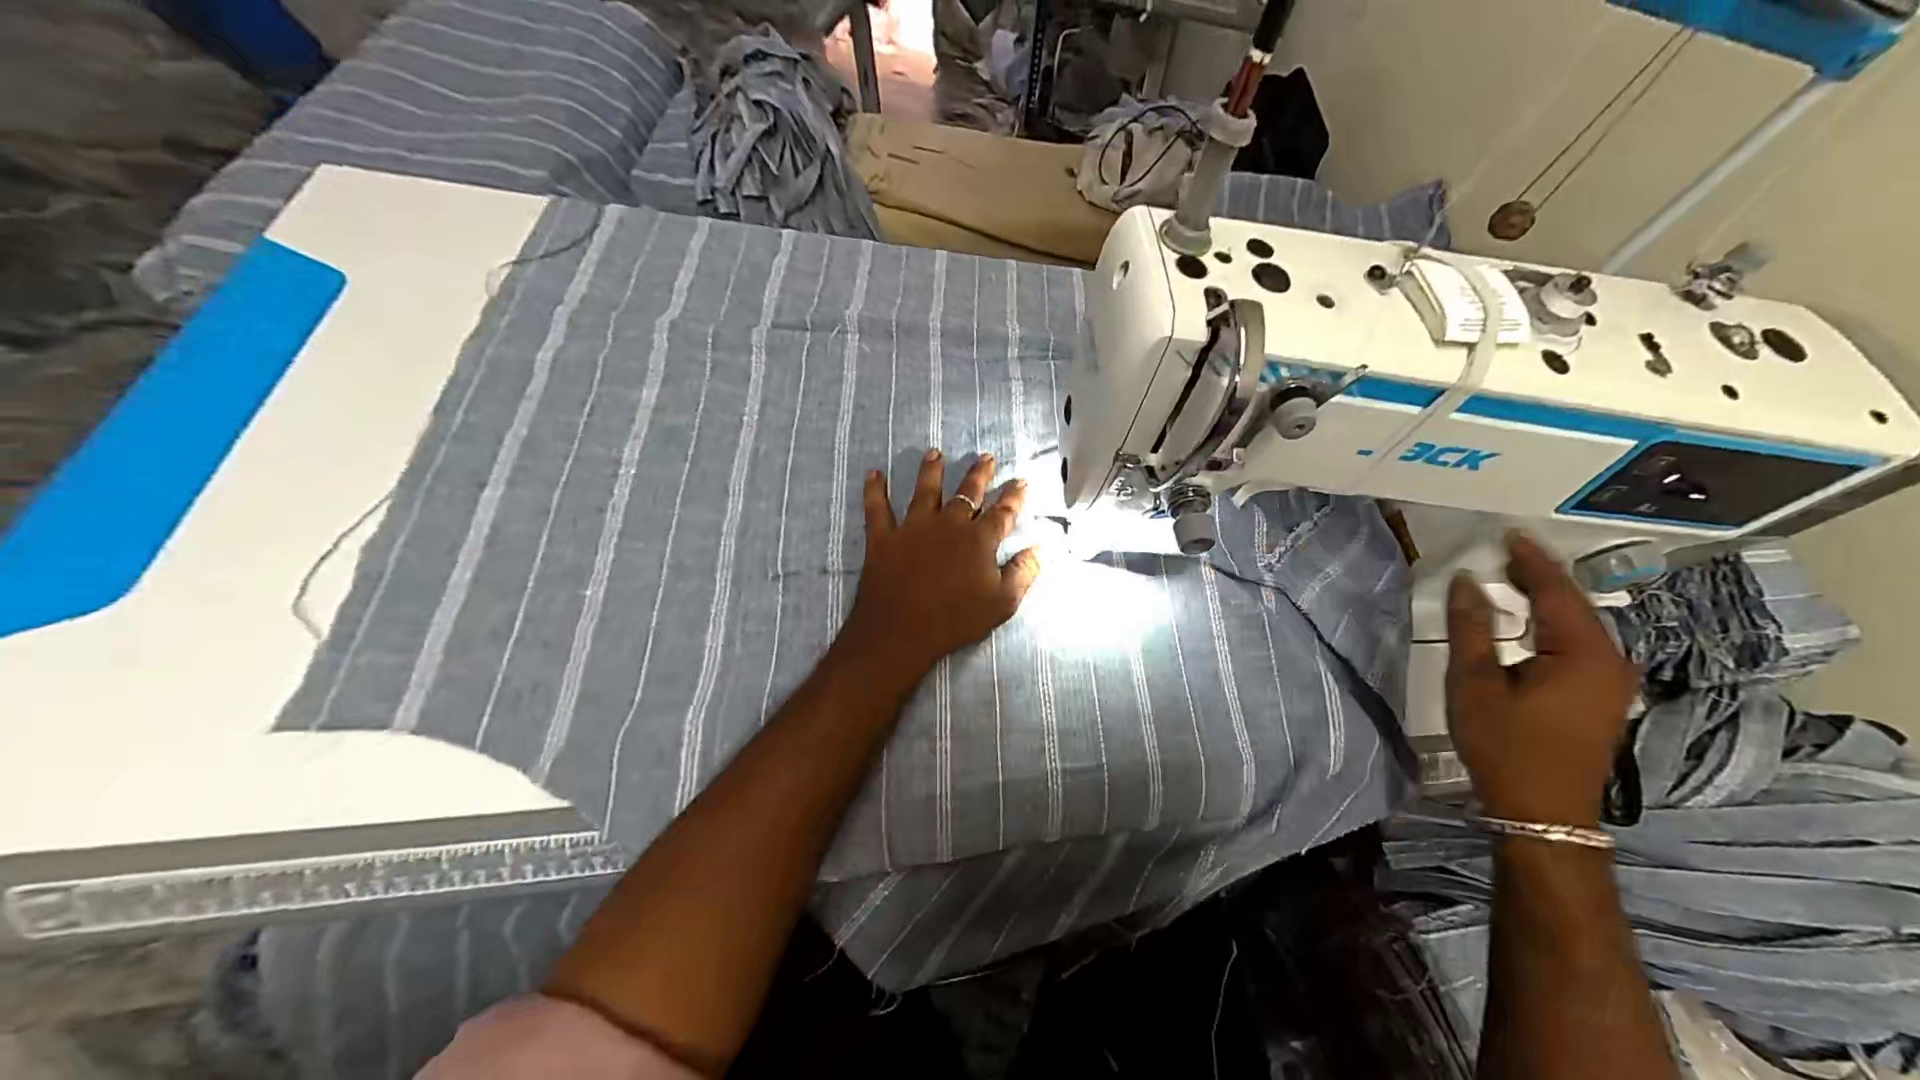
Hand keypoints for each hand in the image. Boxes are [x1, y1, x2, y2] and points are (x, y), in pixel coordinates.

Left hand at [837, 449, 1041, 679]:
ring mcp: (913, 527)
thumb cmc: (955, 620)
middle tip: (986, 456)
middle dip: (979, 474)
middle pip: (967, 492)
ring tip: (934, 453)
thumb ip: (1023, 573)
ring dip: (931, 470)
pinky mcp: (883, 537)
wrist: (901, 630)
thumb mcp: (1002, 603)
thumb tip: (1038, 549)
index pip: (1003, 512)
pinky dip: (874, 490)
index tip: (1021, 480)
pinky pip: (876, 508)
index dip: (1014, 495)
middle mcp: (948, 524)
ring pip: (924, 490)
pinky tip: (873, 474)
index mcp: (979, 540)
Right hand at [1444, 532, 1636, 827]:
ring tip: (1510, 579)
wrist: (1540, 809)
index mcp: (1582, 655)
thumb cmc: (1504, 745)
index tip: (1508, 533)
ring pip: (1578, 626)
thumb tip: (1465, 581)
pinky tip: (1528, 622)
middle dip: (1539, 577)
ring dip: (1545, 600)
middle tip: (1503, 552)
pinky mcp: (1601, 697)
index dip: (1530, 560)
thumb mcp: (1476, 683)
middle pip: (1574, 606)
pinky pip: (1578, 645)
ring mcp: (1610, 683)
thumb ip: (1472, 628)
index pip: (1556, 592)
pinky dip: (1552, 624)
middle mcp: (1609, 663)